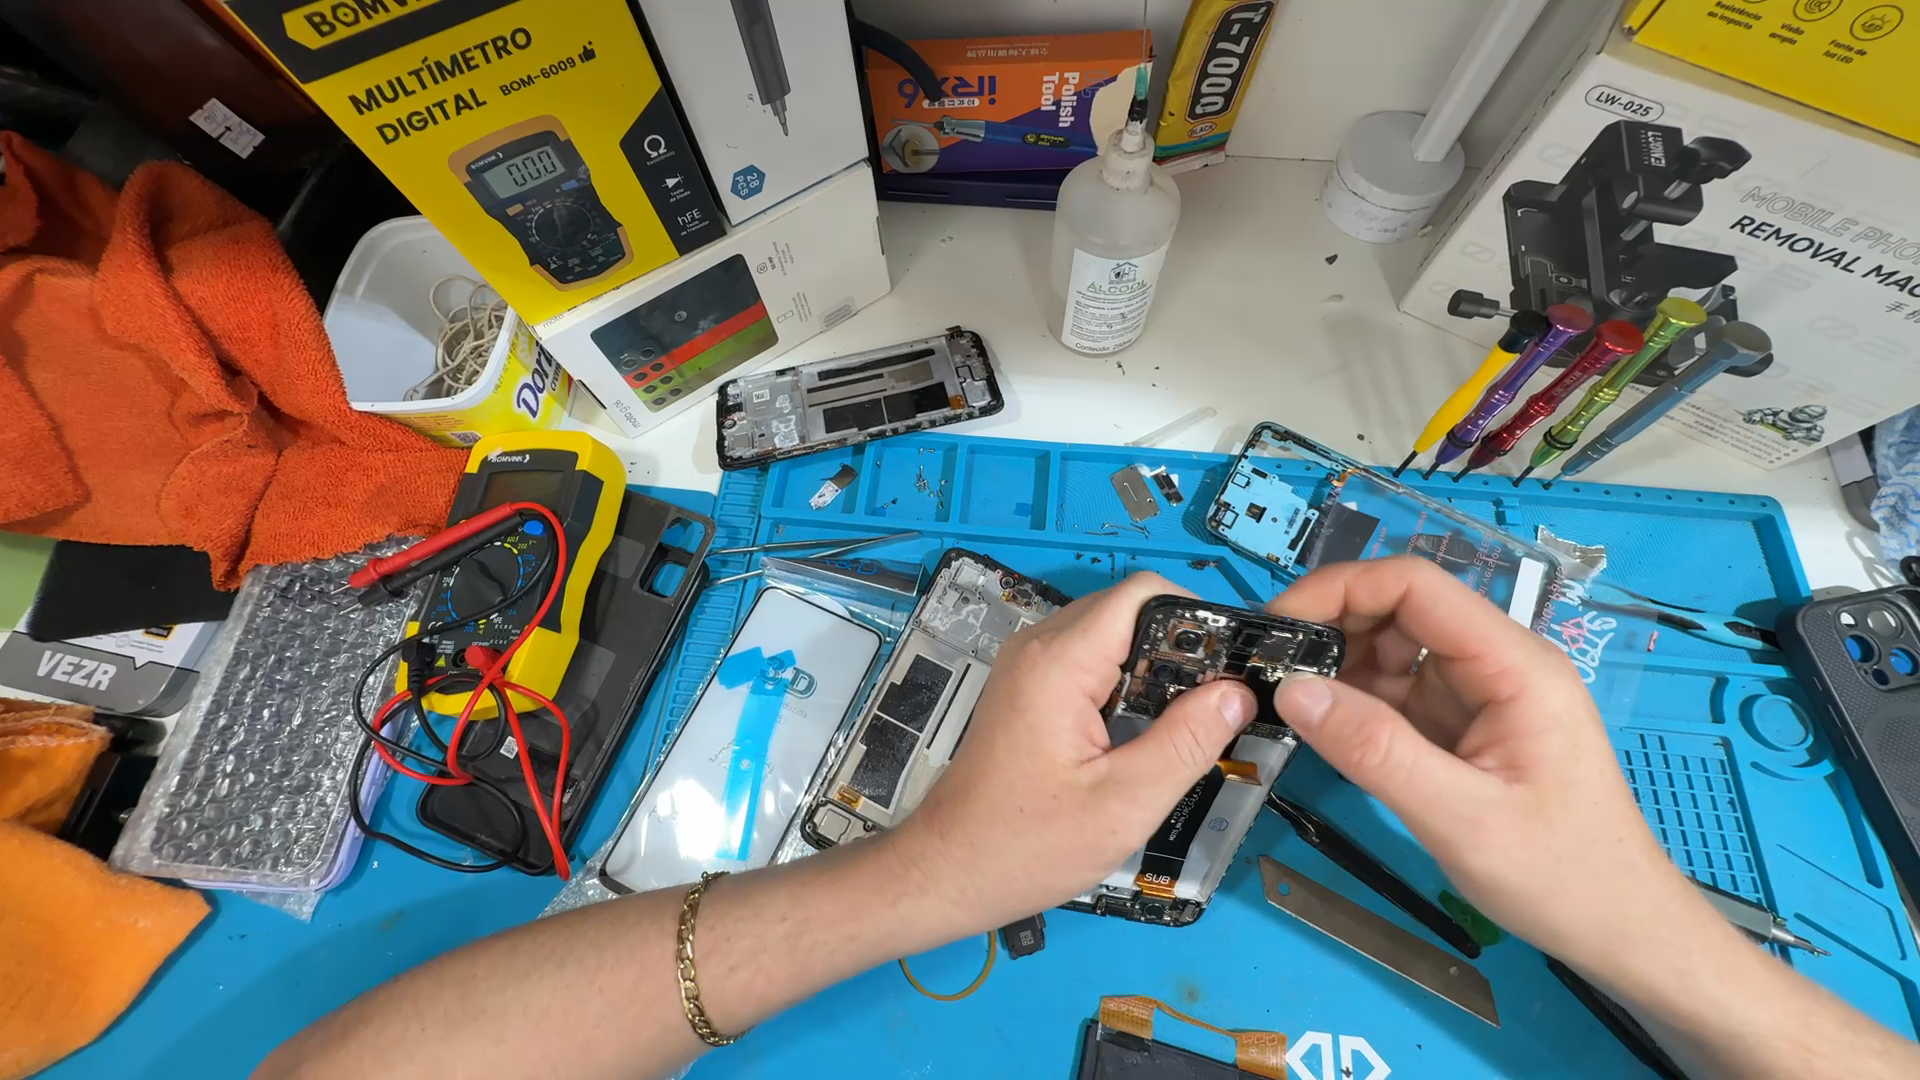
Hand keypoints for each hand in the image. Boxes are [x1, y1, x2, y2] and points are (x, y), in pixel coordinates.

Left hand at [892, 572, 1256, 932]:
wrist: (948, 868)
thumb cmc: (1029, 844)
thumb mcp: (1122, 803)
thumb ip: (1185, 742)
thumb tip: (1238, 692)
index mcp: (1059, 661)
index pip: (1140, 594)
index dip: (1195, 613)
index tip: (1234, 657)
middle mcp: (1038, 646)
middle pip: (1125, 609)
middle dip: (1181, 641)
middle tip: (1224, 692)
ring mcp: (1027, 664)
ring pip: (1107, 633)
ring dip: (1154, 661)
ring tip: (1196, 710)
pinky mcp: (1026, 686)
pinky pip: (1086, 658)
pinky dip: (1124, 676)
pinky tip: (1149, 720)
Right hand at [1266, 557, 1699, 975]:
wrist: (1620, 933)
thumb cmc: (1561, 876)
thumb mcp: (1461, 819)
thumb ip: (1375, 752)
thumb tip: (1290, 689)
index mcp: (1511, 664)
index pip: (1413, 586)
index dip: (1338, 590)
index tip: (1278, 627)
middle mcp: (1490, 660)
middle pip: (1394, 606)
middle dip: (1327, 624)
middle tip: (1268, 664)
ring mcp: (1471, 688)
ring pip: (1384, 643)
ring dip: (1332, 660)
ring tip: (1284, 695)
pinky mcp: (1452, 717)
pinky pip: (1386, 686)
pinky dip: (1345, 695)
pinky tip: (1318, 722)